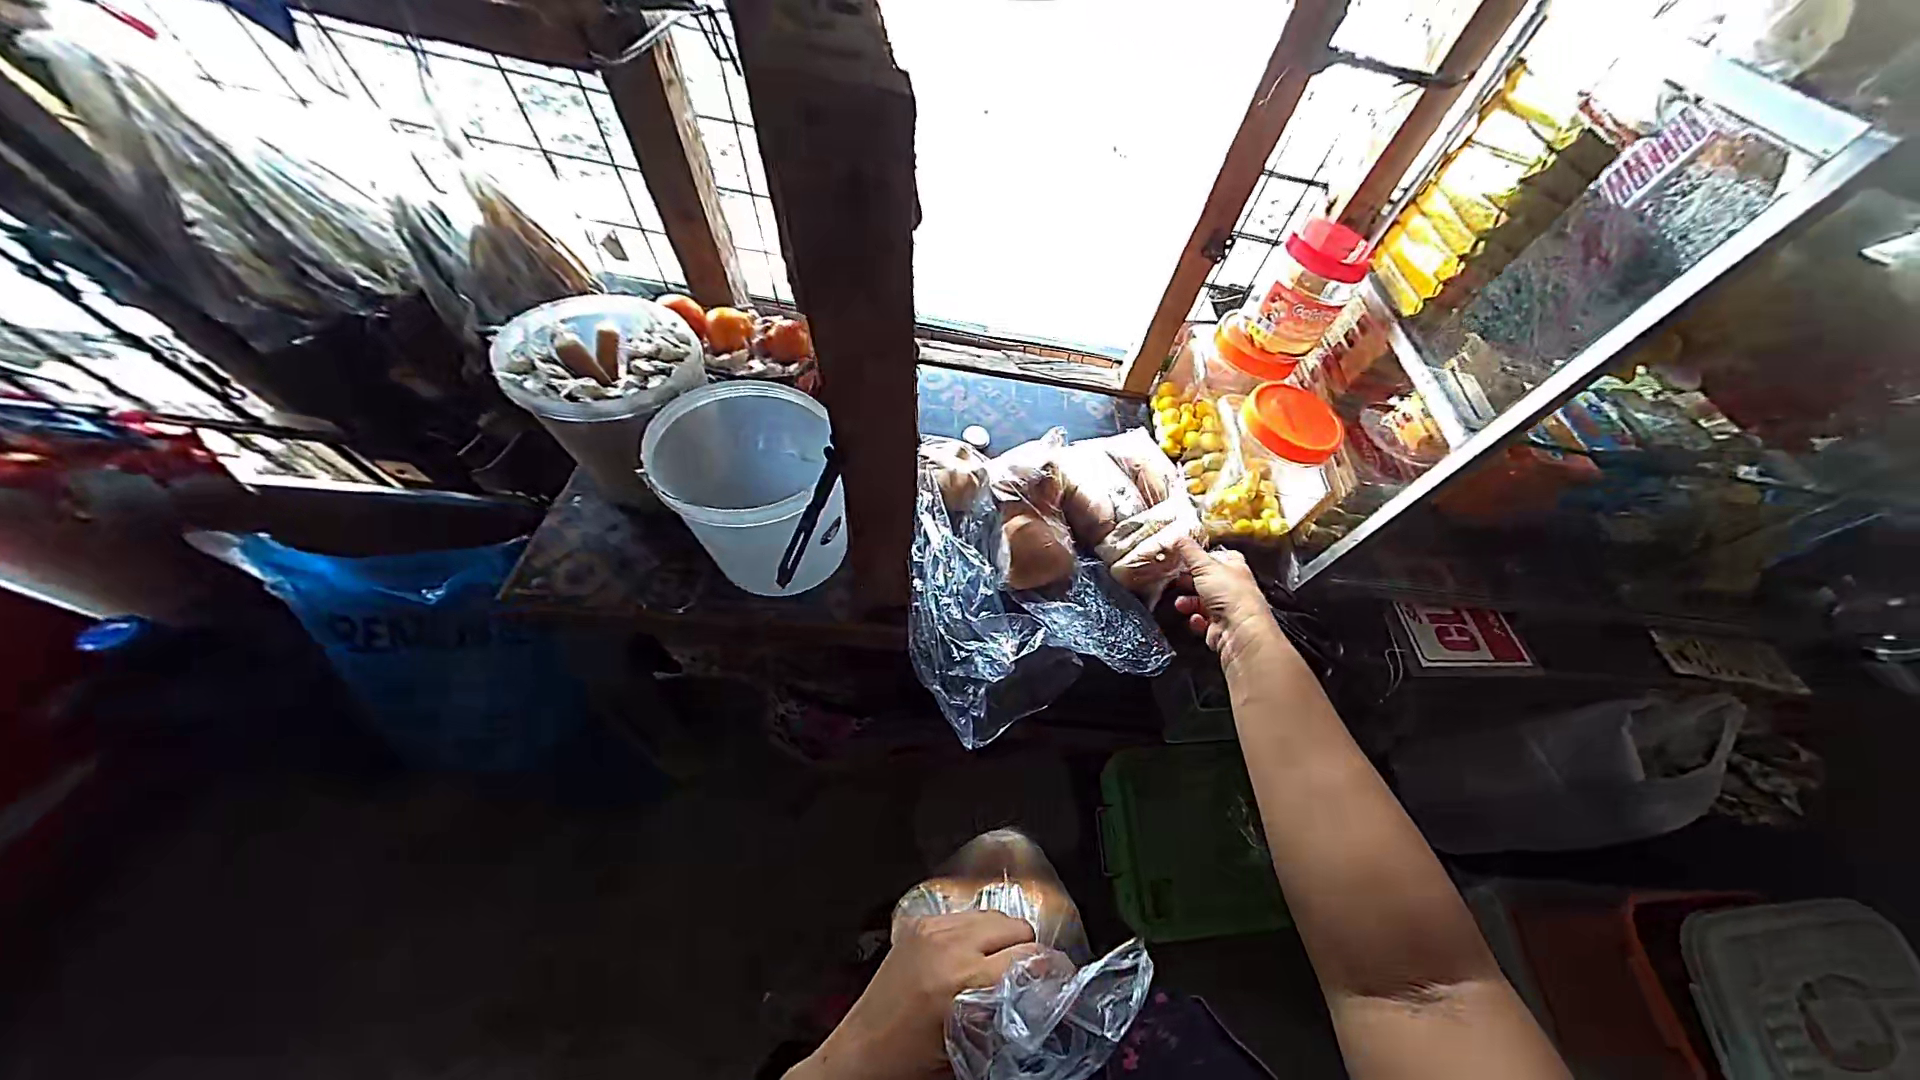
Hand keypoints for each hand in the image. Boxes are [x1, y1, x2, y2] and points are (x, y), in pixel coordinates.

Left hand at [790, 911, 1041, 1079]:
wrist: (858, 1059)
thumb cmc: (911, 1067)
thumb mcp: (970, 1054)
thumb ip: (1008, 1021)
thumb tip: (1045, 998)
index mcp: (962, 983)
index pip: (1029, 960)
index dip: (1054, 971)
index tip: (1063, 982)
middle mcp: (948, 945)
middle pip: (1016, 928)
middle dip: (1028, 954)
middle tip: (1029, 981)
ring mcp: (932, 928)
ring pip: (994, 915)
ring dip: (1003, 939)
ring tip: (999, 968)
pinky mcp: (920, 923)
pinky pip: (966, 914)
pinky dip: (977, 932)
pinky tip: (971, 957)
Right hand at [1170, 535, 1280, 666]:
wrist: (1240, 630)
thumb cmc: (1229, 593)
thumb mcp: (1205, 566)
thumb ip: (1189, 551)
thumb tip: (1178, 536)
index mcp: (1234, 567)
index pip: (1218, 557)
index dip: (1201, 556)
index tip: (1184, 558)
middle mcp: (1233, 587)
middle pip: (1206, 580)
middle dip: (1189, 582)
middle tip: (1175, 580)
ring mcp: (1227, 608)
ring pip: (1201, 602)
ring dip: (1188, 603)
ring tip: (1181, 604)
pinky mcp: (1220, 627)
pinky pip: (1203, 621)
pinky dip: (1196, 620)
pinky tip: (1195, 619)